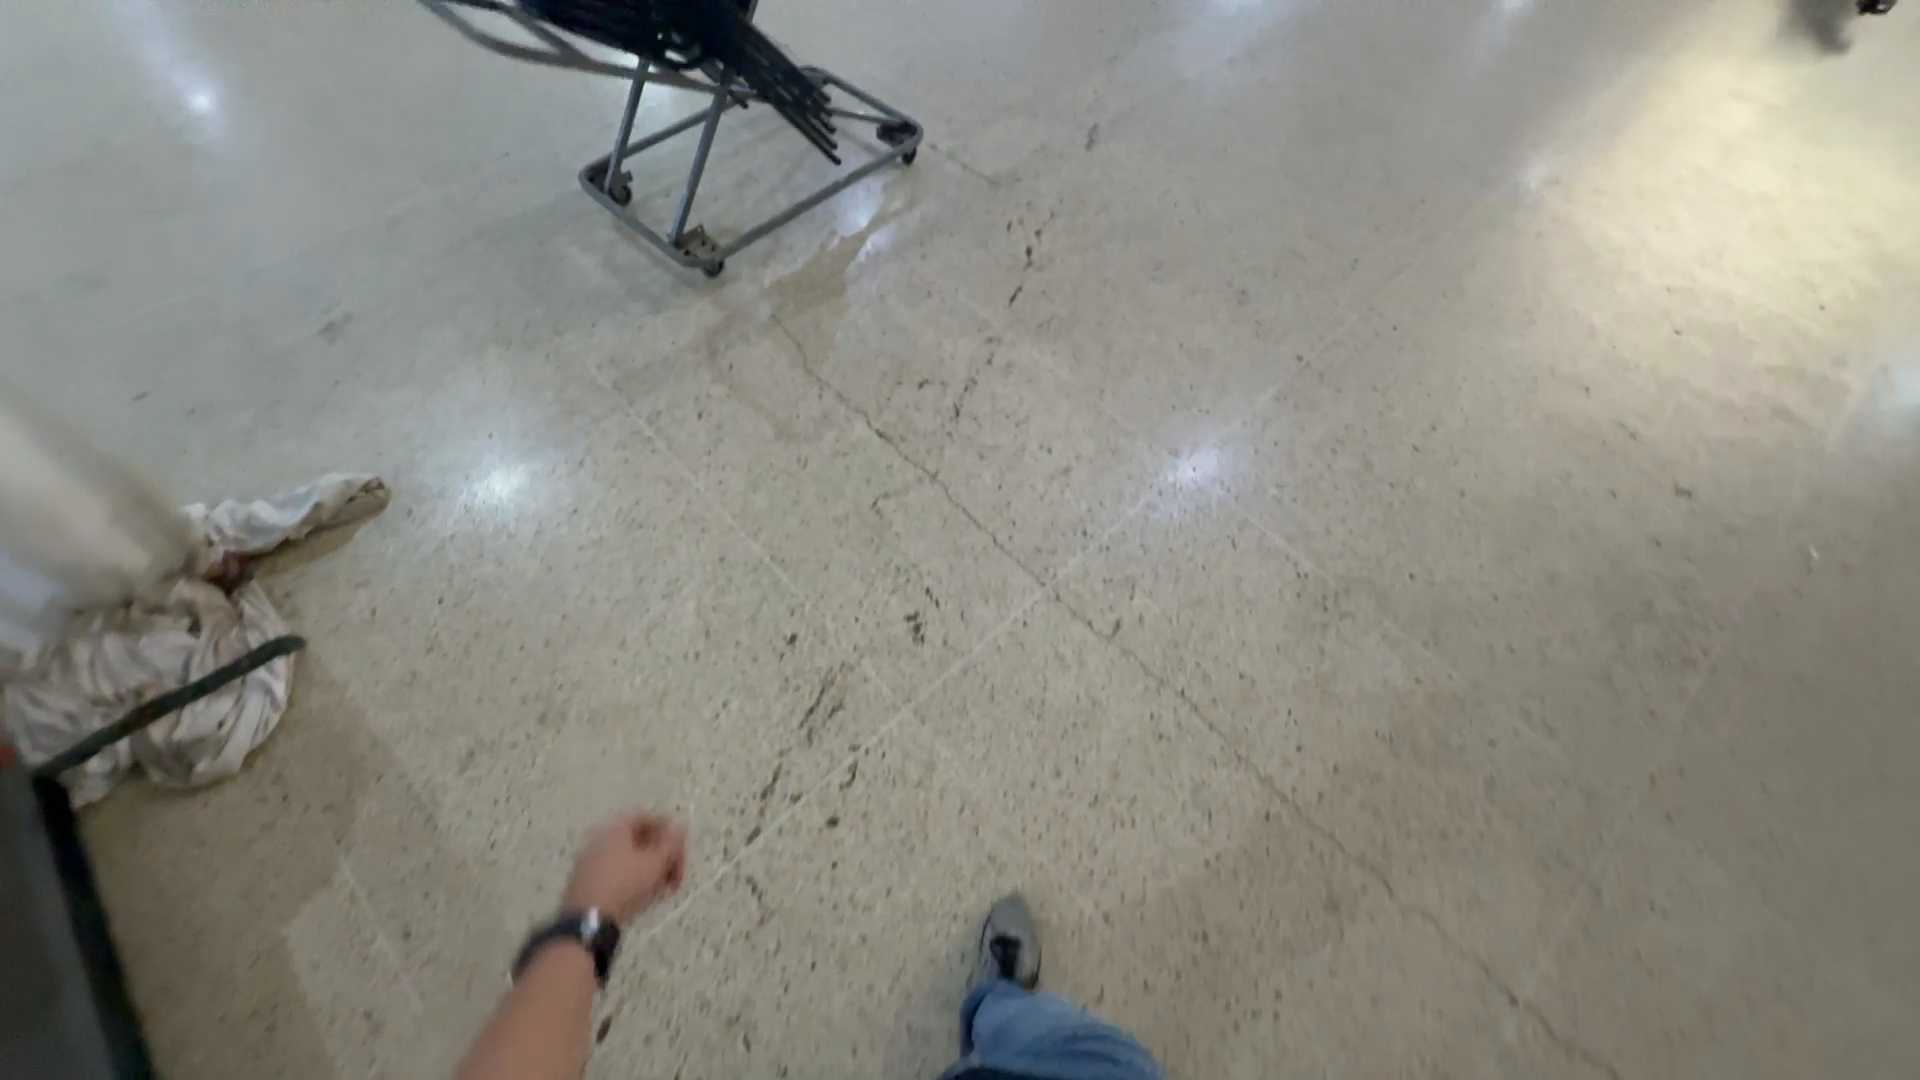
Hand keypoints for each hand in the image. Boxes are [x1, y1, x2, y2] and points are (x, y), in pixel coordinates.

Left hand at [561, 811, 687, 925]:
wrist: (586, 922)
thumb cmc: (624, 885)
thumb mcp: (656, 863)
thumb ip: (672, 843)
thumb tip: (680, 829)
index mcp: (616, 827)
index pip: (649, 818)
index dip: (670, 832)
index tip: (681, 850)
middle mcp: (600, 837)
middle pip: (640, 839)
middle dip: (662, 855)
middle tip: (675, 874)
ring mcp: (589, 860)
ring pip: (629, 858)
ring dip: (650, 870)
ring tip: (663, 888)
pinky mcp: (585, 882)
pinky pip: (616, 872)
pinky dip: (633, 879)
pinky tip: (645, 896)